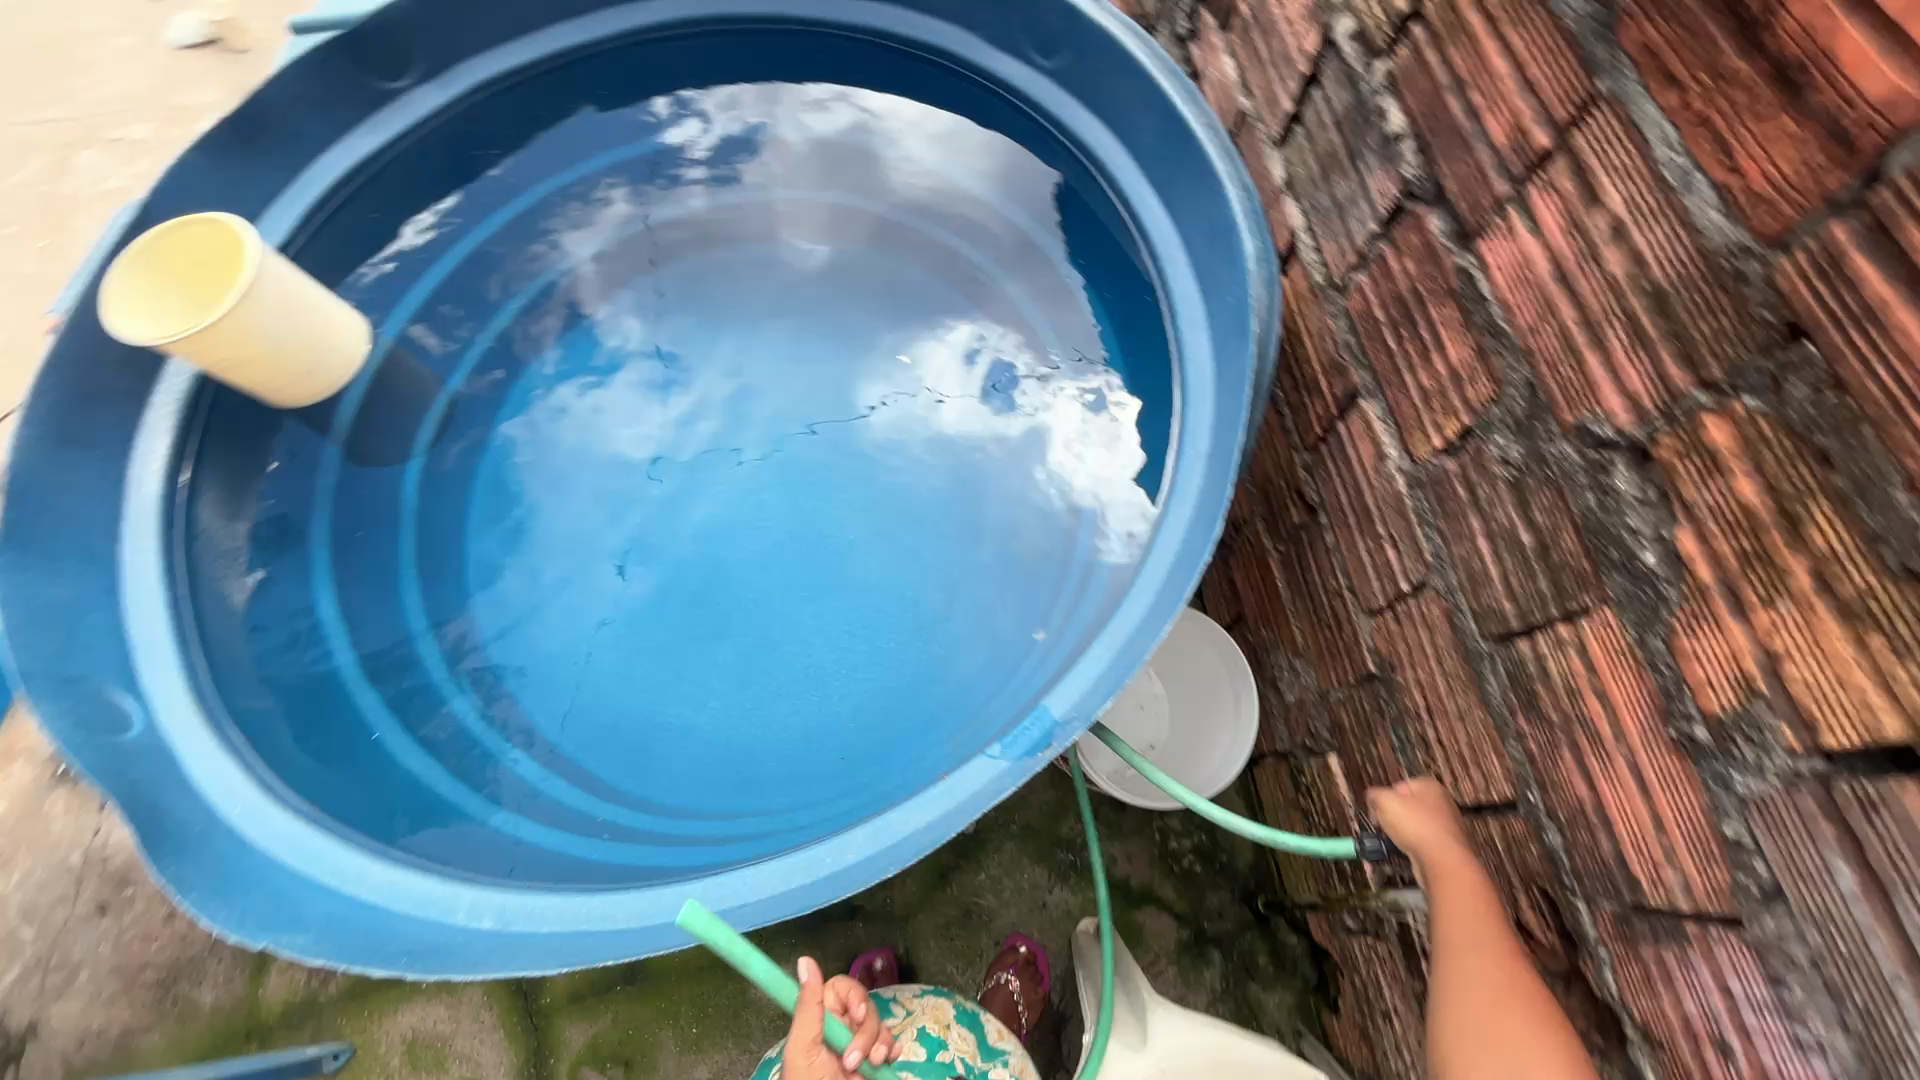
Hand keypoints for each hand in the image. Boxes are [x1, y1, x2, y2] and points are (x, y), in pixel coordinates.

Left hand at [781, 956, 899, 1079]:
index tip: (855, 1014)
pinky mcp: (876, 1063)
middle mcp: (839, 1030)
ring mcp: (859, 1047)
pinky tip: (889, 1061)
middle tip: (856, 1059)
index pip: (839, 988)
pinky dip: (893, 1049)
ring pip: (879, 1023)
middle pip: (864, 1005)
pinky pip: (891, 1043)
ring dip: (879, 1042)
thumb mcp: (803, 1051)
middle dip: (866, 1030)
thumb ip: (808, 1007)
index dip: (852, 995)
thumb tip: (805, 960)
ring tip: (872, 1067)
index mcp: (819, 1022)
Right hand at [1366, 777, 1471, 869]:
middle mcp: (1443, 802)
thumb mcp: (1384, 801)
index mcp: (1430, 786)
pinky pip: (1424, 841)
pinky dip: (1414, 845)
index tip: (1377, 811)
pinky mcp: (1448, 846)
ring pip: (1415, 824)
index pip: (1399, 786)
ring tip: (1395, 840)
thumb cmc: (1414, 825)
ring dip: (1402, 832)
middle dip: (1393, 815)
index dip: (1385, 797)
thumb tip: (1373, 798)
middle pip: (1407, 805)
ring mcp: (1448, 825)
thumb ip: (1374, 795)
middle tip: (1383, 825)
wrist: (1442, 861)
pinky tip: (1408, 850)